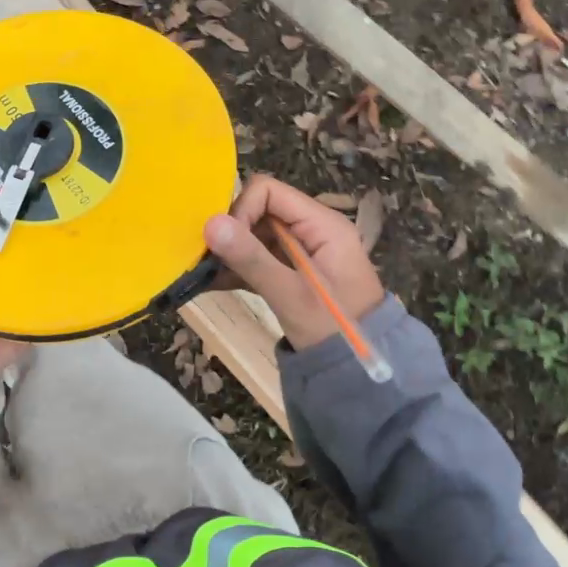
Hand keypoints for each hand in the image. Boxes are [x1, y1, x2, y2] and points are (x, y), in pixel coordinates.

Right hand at [203, 174, 386, 348]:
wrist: (363, 374)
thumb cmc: (334, 329)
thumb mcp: (291, 296)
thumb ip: (252, 258)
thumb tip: (210, 223)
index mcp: (321, 224)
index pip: (268, 191)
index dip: (241, 209)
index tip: (223, 241)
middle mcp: (310, 229)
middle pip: (257, 210)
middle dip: (231, 232)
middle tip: (209, 259)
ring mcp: (300, 251)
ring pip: (253, 234)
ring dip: (229, 252)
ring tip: (204, 273)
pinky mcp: (291, 271)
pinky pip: (257, 257)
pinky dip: (235, 268)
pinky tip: (212, 283)